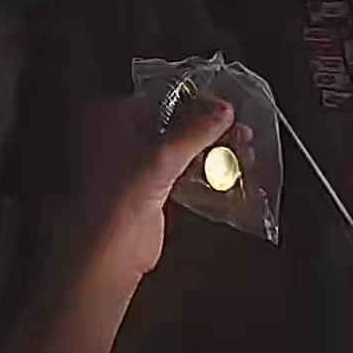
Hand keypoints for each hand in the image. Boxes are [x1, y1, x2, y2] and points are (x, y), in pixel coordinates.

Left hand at [76, 94, 236, 277]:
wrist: (109, 257)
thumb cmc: (119, 200)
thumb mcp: (161, 158)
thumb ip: (194, 131)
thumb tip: (223, 109)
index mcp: (113, 115)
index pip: (162, 96)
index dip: (196, 99)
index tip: (224, 104)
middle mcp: (123, 133)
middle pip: (175, 120)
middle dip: (209, 125)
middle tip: (240, 128)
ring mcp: (137, 161)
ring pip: (182, 144)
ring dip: (212, 146)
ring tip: (244, 147)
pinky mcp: (152, 186)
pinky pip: (184, 167)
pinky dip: (206, 166)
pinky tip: (231, 168)